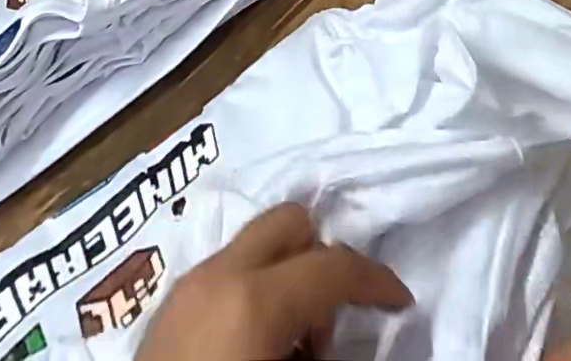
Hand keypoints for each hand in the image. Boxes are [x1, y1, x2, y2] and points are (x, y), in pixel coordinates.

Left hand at [134, 202, 413, 360]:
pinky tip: (255, 349)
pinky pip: (227, 272)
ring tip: (294, 347)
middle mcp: (218, 273)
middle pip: (288, 222)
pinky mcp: (169, 304)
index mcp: (252, 297)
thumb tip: (343, 338)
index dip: (374, 279)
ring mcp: (188, 283)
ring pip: (254, 244)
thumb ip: (329, 353)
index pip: (330, 265)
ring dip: (287, 276)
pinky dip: (254, 289)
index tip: (401, 300)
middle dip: (322, 257)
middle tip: (331, 324)